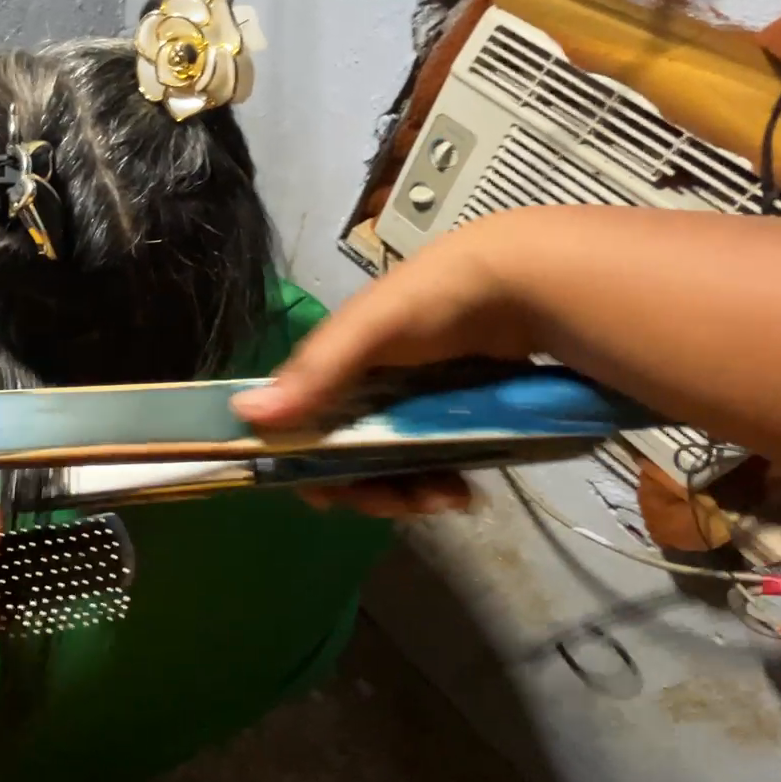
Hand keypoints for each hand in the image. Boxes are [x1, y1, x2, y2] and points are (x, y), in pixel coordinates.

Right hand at [234, 220, 536, 518]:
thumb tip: (242, 415)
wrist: (537, 279)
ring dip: (406, 491)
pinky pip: (437, 461)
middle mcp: (369, 384)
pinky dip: (442, 482)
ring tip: (443, 499)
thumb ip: (316, 370)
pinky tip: (464, 491)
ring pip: (393, 464)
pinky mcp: (460, 416)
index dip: (302, 458)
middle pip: (346, 451)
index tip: (321, 491)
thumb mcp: (372, 328)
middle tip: (394, 501)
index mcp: (337, 363)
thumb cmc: (441, 297)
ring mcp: (416, 402)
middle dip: (363, 484)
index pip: (301, 419)